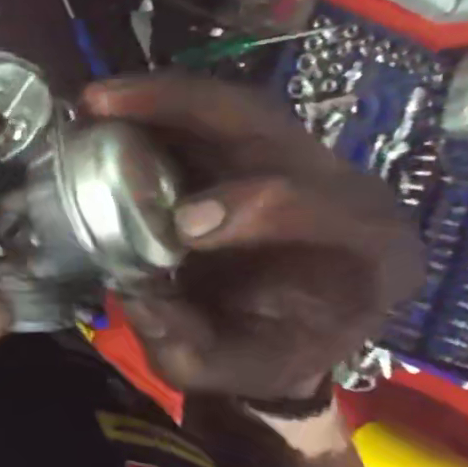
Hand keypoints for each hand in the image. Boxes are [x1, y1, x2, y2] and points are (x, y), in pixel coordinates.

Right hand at [83, 74, 421, 400]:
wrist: (284, 331)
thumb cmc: (274, 351)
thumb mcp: (240, 371)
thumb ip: (192, 348)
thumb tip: (137, 295)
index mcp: (372, 248)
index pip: (326, 206)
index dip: (254, 207)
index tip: (181, 225)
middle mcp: (340, 182)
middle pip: (268, 123)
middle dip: (184, 108)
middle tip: (106, 109)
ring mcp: (296, 153)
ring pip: (231, 104)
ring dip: (159, 95)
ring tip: (95, 102)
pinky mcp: (255, 144)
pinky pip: (204, 112)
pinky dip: (152, 107)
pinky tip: (107, 110)